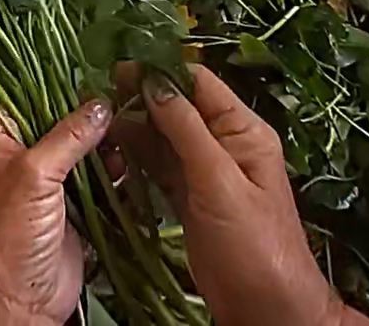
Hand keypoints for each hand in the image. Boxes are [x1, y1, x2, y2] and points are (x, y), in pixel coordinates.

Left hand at [0, 100, 112, 325]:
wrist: (23, 308)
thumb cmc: (11, 237)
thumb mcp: (34, 175)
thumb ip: (68, 136)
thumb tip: (101, 104)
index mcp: (1, 138)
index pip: (24, 92)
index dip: (52, 79)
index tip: (86, 67)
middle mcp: (24, 152)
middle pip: (58, 117)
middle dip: (86, 112)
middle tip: (114, 102)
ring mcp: (49, 177)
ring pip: (80, 144)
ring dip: (102, 141)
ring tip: (121, 137)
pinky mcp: (73, 201)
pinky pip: (95, 173)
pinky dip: (111, 167)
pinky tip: (123, 163)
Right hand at [112, 65, 368, 325]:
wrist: (268, 316)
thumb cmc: (253, 246)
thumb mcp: (220, 181)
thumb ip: (186, 128)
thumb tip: (153, 82)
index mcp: (241, 129)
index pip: (198, 82)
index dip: (161, 71)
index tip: (123, 68)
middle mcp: (222, 141)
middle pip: (177, 105)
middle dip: (142, 96)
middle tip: (102, 91)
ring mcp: (205, 169)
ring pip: (164, 134)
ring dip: (135, 125)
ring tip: (100, 117)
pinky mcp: (189, 194)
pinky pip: (160, 163)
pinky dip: (138, 155)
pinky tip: (112, 148)